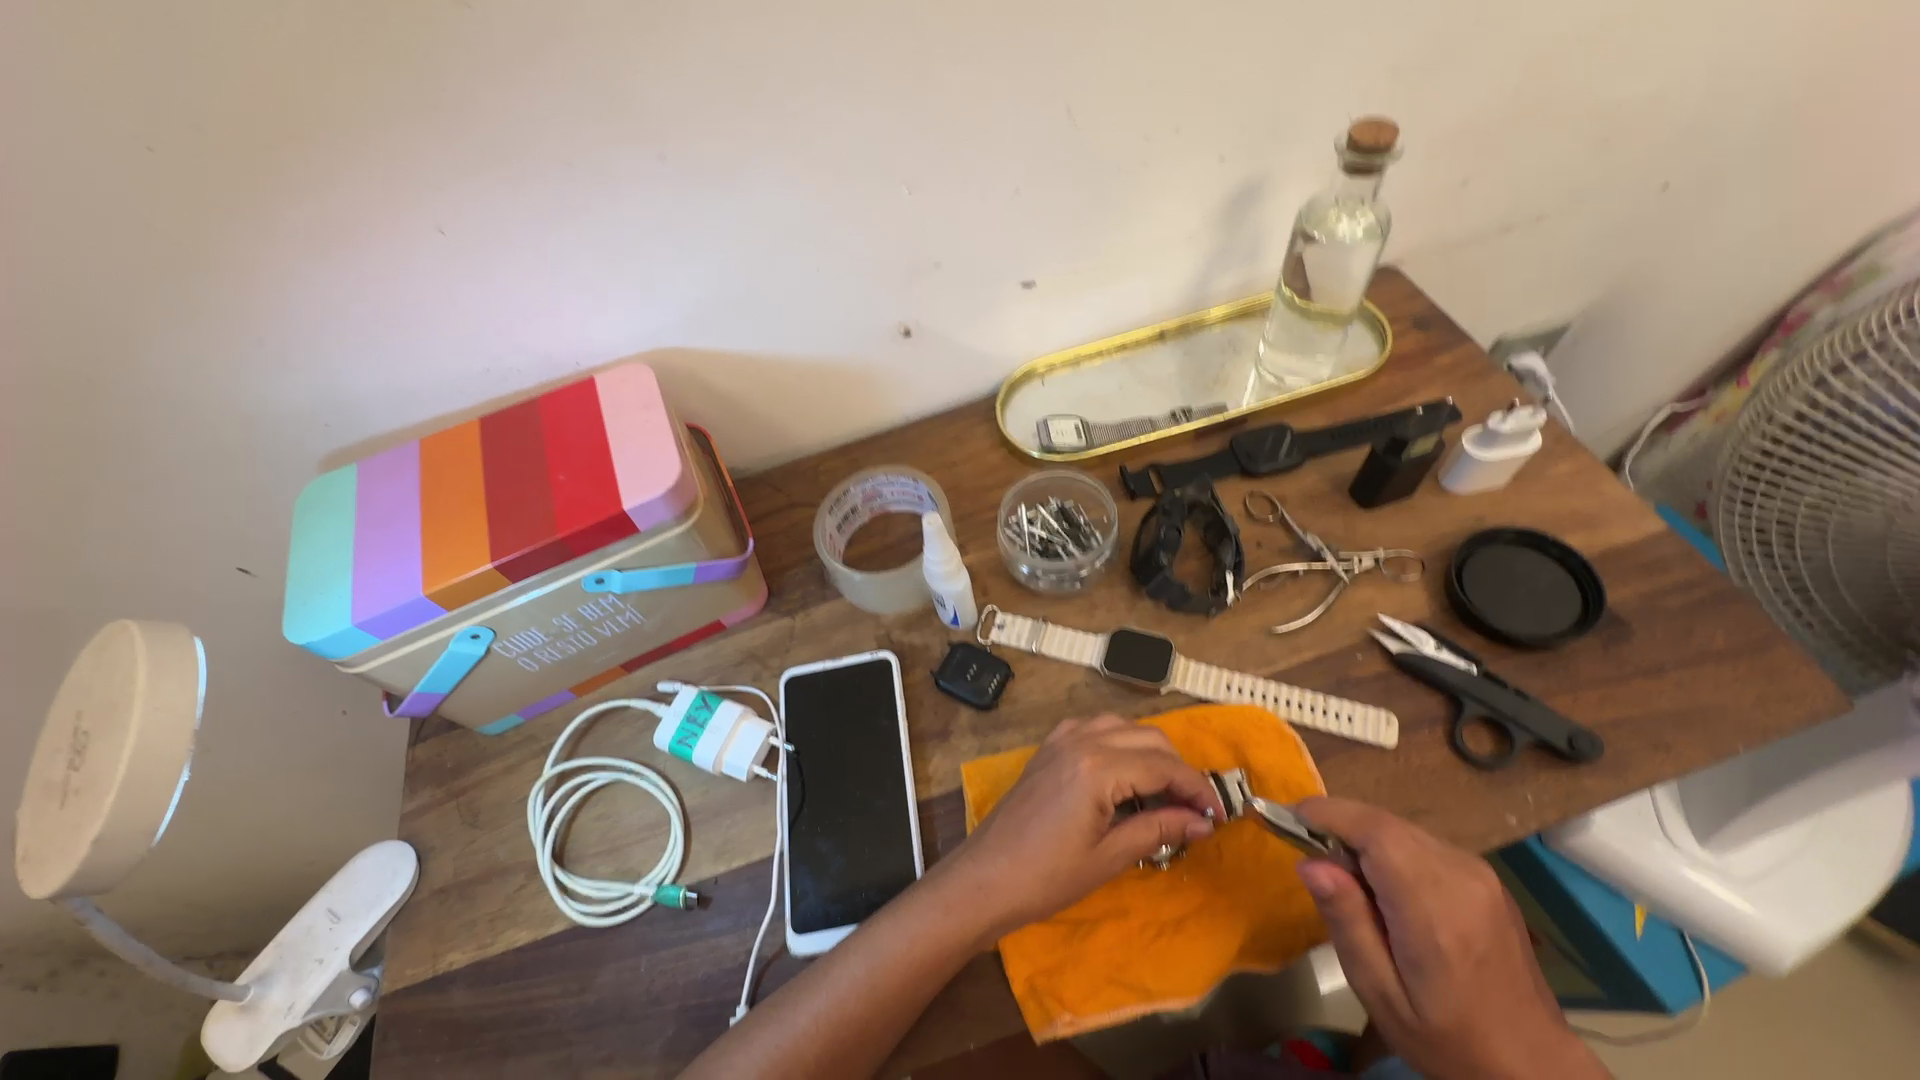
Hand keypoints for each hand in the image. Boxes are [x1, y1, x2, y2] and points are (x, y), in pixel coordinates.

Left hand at [937, 715, 1223, 940]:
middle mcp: (1081, 741)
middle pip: (1149, 737)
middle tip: (1193, 809)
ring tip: (1163, 792)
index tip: (1217, 817)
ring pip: (1123, 726)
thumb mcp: (1109, 858)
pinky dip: (1119, 743)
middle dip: (1178, 769)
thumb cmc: (1046, 878)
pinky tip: (1124, 775)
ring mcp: (1060, 740)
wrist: (984, 879)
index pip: (1165, 766)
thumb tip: (1203, 822)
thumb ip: (1158, 829)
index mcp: (1097, 768)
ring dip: (1151, 752)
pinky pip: (1094, 729)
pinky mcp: (1047, 749)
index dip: (1198, 790)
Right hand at [1294, 798, 1608, 1079]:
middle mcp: (1461, 876)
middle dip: (1340, 827)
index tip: (1289, 818)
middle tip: (1312, 860)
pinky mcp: (1486, 878)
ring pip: (1403, 830)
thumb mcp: (1381, 994)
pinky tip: (1386, 892)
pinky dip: (1392, 851)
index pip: (1375, 831)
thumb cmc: (1448, 1039)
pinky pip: (1423, 845)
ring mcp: (1479, 874)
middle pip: (1386, 824)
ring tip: (1348, 884)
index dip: (1329, 813)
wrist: (1533, 1064)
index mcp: (1434, 908)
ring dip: (1365, 840)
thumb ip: (1347, 922)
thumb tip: (1310, 863)